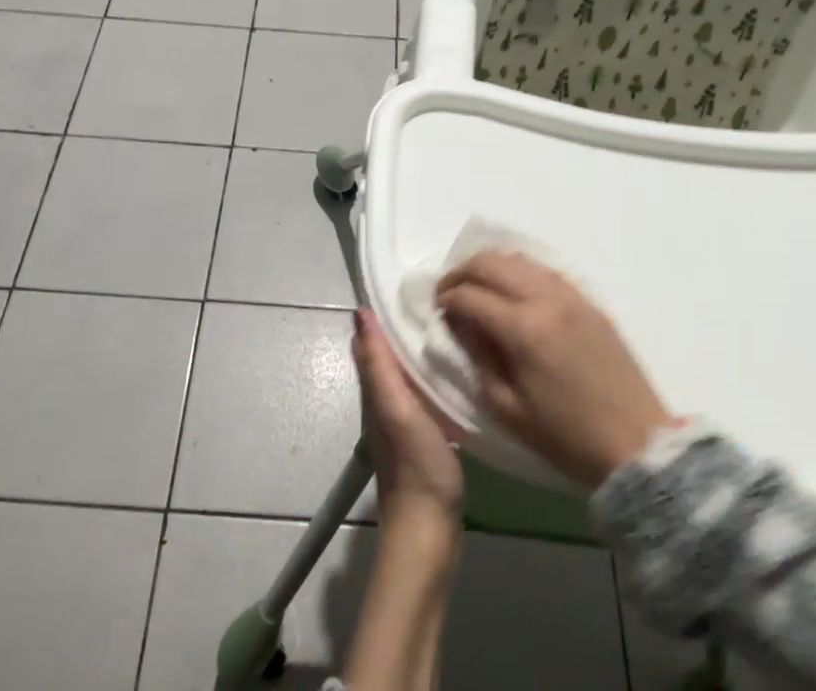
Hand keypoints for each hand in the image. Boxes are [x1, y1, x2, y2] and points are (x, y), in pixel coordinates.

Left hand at [353, 309, 463, 526]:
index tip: (408, 287)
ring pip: (407, 376)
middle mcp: (385, 403)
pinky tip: (455, 374)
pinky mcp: (423, 437)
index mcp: (376, 393)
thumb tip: (360, 314)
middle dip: (403, 329)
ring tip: (449, 328)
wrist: (429, 528)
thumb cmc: (416, 466)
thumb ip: (380, 366)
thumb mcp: (399, 410)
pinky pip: (425, 395)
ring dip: (419, 353)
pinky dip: (434, 378)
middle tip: (436, 302)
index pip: (371, 344)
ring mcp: (404, 422)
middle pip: (389, 358)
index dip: (382, 315)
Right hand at [437, 252, 674, 487]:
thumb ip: (478, 358)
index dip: (445, 300)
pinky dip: (520, 272)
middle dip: (461, 273)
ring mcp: (572, 297)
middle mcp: (546, 300)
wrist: (635, 443)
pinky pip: (546, 271)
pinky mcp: (590, 303)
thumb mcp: (506, 408)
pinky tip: (512, 293)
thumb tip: (459, 325)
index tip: (435, 313)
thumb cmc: (565, 436)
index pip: (468, 295)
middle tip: (448, 294)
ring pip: (519, 259)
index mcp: (523, 330)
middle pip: (491, 263)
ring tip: (477, 290)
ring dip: (490, 268)